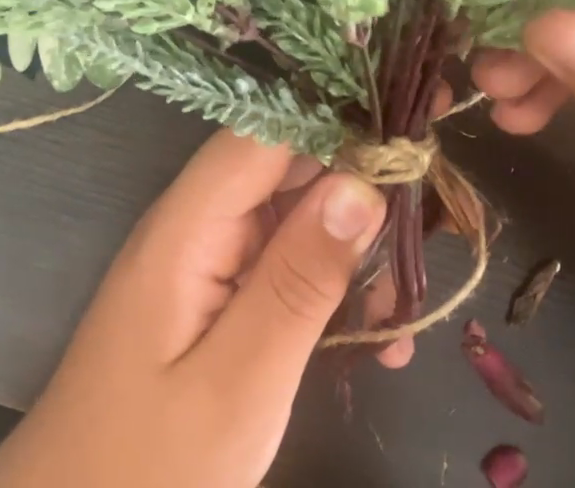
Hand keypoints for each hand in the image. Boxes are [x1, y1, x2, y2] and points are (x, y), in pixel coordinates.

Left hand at [0, 129, 395, 487]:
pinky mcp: (210, 293)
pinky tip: (369, 339)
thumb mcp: (239, 381)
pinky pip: (278, 264)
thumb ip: (299, 280)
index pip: (264, 131)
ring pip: (290, 217)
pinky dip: (326, 289)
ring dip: (350, 252)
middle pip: (283, 167)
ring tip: (395, 318)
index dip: (337, 120)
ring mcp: (200, 258)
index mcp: (186, 225)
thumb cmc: (151, 460)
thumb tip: (360, 183)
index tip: (413, 138)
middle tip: (423, 248)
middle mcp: (191, 224)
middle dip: (358, 193)